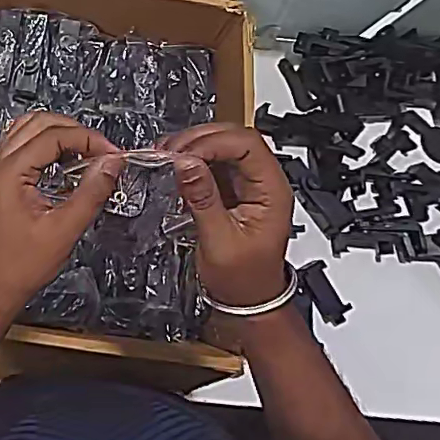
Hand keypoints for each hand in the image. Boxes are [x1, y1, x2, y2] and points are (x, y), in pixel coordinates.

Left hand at [0, 112, 122, 317]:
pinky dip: (46, 143)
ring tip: (86, 153)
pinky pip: (23, 143)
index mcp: (10, 172)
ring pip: (29, 128)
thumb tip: (113, 162)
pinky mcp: (1, 178)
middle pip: (39, 122)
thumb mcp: (65, 229)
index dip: (87, 139)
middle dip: (75, 131)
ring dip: (59, 132)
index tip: (113, 154)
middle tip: (101, 152)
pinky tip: (65, 161)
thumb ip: (92, 191)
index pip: (53, 136)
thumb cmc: (24, 264)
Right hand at [164, 124, 293, 308]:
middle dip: (200, 139)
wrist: (247, 301)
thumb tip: (186, 164)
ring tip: (167, 156)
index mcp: (272, 191)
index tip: (185, 154)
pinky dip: (191, 159)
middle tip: (170, 151)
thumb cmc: (244, 280)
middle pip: (235, 137)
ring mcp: (247, 182)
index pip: (247, 145)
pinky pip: (212, 161)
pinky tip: (174, 166)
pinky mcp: (231, 187)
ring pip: (222, 145)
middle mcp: (263, 181)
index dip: (214, 142)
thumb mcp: (219, 242)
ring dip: (193, 146)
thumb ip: (203, 200)